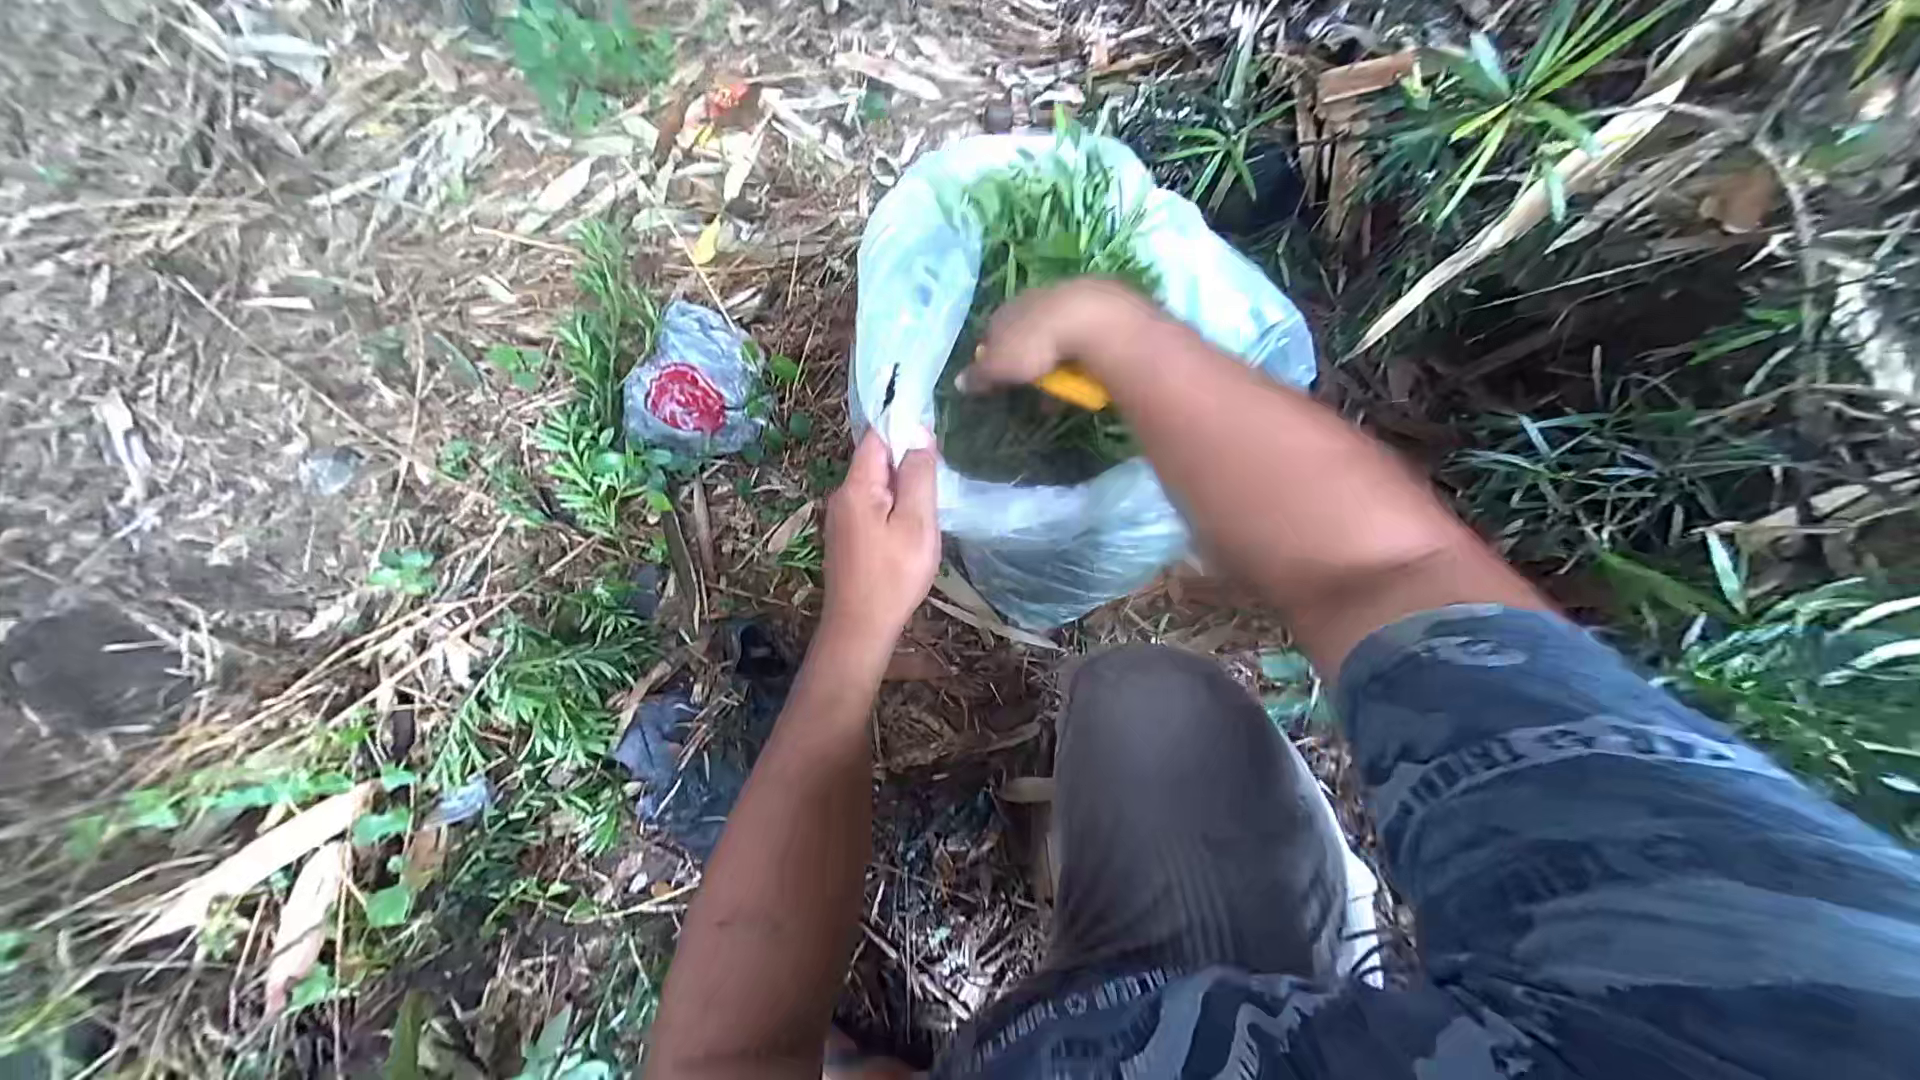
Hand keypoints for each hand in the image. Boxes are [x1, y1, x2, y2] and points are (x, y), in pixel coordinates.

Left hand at [820, 430, 939, 658]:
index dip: (904, 428)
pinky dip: (894, 507)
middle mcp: (842, 496)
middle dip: (907, 460)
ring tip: (929, 506)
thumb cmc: (894, 575)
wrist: (860, 627)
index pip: (877, 436)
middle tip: (940, 477)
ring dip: (903, 487)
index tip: (935, 436)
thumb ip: (918, 475)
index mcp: (857, 486)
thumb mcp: (916, 522)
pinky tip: (910, 527)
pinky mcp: (847, 537)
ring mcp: (841, 518)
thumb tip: (918, 432)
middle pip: (876, 460)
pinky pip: (873, 507)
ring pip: (876, 486)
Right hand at [959, 278, 1161, 392]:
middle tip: (1026, 383)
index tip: (997, 379)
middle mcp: (1029, 301)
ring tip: (1055, 385)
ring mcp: (1062, 299)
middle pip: (1021, 332)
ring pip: (1051, 333)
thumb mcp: (999, 367)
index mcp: (1003, 313)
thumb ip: (979, 375)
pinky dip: (1075, 356)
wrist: (1090, 318)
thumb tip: (958, 382)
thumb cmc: (1034, 344)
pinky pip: (1077, 336)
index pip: (990, 334)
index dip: (992, 358)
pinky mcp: (1092, 305)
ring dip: (1051, 358)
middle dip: (1023, 357)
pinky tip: (1080, 374)